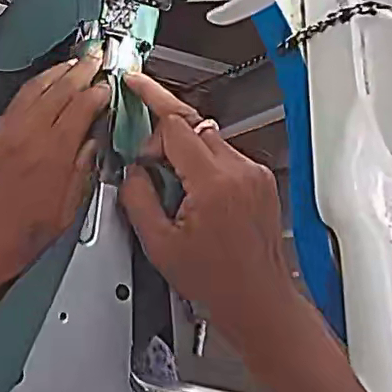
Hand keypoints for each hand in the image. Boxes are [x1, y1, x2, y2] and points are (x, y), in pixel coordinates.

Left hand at [0, 51, 109, 327]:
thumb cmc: (13, 238)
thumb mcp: (65, 212)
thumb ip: (81, 171)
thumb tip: (90, 146)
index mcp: (51, 153)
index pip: (81, 106)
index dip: (98, 93)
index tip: (107, 87)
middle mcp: (26, 134)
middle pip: (59, 88)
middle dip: (81, 70)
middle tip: (95, 58)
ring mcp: (4, 131)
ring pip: (34, 88)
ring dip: (57, 72)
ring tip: (72, 63)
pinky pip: (16, 101)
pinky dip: (34, 88)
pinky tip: (42, 87)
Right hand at [117, 71, 309, 348]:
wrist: (259, 301)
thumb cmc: (218, 283)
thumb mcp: (159, 244)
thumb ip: (138, 197)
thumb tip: (132, 171)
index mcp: (214, 184)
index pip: (176, 125)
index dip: (148, 113)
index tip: (133, 89)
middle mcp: (239, 171)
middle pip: (193, 123)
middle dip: (163, 128)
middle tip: (142, 123)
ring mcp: (253, 174)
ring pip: (208, 136)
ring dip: (182, 147)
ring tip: (168, 182)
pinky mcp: (259, 180)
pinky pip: (223, 154)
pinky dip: (201, 161)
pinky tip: (191, 191)